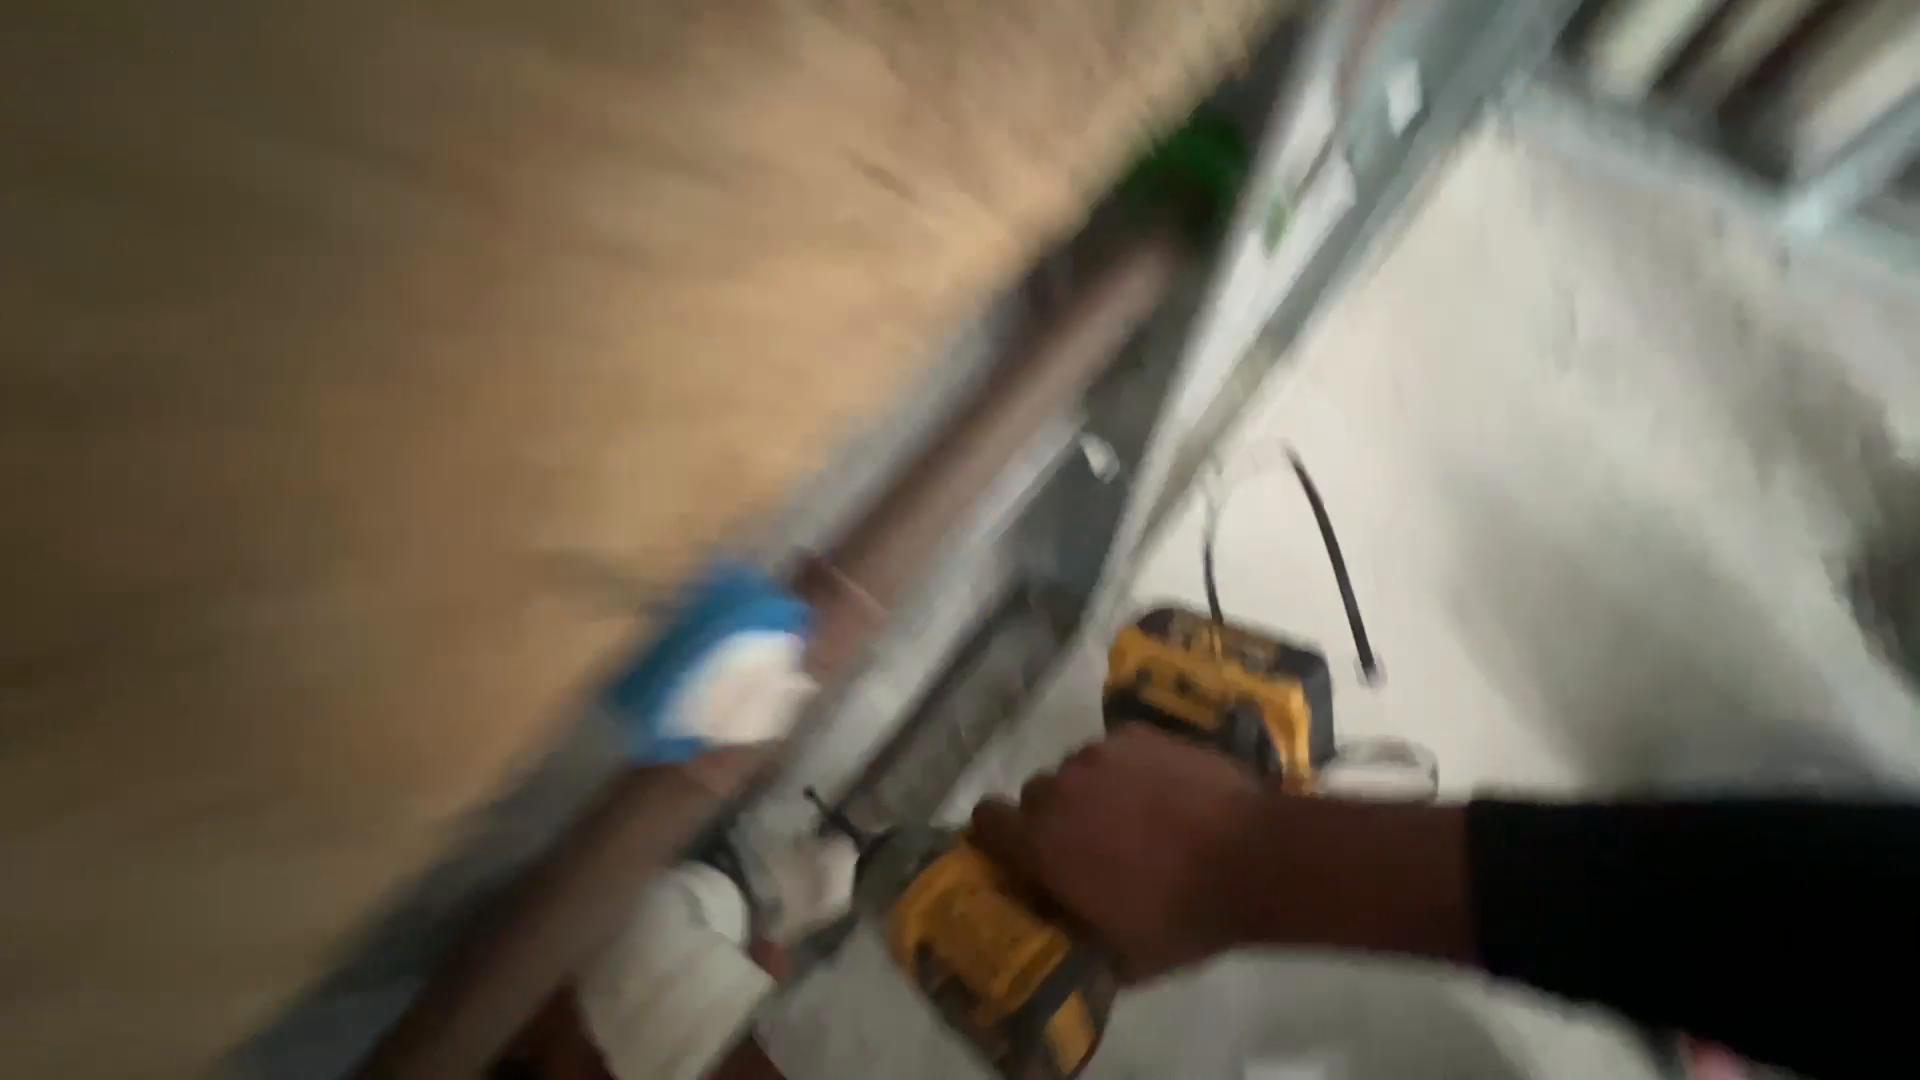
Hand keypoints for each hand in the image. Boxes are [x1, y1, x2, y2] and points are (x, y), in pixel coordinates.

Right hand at [968, 725, 1265, 980]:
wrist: (1252, 856)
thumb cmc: (1182, 915)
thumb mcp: (1121, 955)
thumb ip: (1074, 933)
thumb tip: (1057, 924)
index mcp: (1044, 843)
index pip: (985, 820)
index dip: (996, 833)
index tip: (1019, 849)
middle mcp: (1060, 789)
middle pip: (1034, 794)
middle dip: (1052, 816)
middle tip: (1091, 841)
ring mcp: (1098, 754)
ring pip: (1076, 769)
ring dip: (1092, 790)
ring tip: (1137, 813)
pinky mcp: (1136, 733)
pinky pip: (1114, 748)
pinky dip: (1127, 767)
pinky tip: (1163, 789)